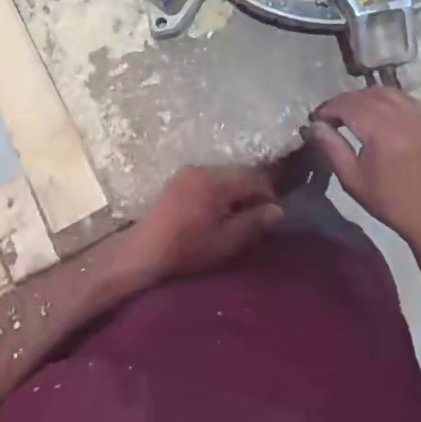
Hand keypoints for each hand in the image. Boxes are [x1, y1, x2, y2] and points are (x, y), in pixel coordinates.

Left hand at [126, 165, 284, 282]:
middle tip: (258, 217)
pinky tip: (218, 211)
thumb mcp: (225, 241)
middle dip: (252, 193)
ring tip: (239, 216)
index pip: (254, 178)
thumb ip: (253, 223)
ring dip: (236, 192)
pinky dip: (220, 192)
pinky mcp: (178, 179)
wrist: (143, 252)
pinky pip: (209, 179)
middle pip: (240, 174)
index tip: (274, 215)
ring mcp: (188, 172)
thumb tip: (277, 211)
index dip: (269, 195)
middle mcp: (202, 169)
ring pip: (225, 176)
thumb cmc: (187, 249)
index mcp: (215, 181)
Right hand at [306, 88, 420, 257]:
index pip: (349, 105)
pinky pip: (411, 102)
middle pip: (369, 95)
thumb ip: (332, 148)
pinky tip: (385, 115)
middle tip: (333, 115)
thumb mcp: (353, 180)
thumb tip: (314, 126)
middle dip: (347, 101)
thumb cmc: (391, 203)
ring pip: (392, 94)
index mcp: (383, 131)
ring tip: (356, 112)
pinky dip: (392, 101)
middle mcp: (406, 117)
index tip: (318, 117)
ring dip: (369, 97)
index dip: (330, 107)